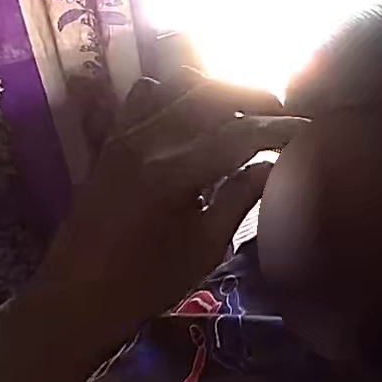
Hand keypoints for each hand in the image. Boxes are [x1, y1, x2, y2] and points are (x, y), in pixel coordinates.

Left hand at [25, 70, 306, 353]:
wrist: (73, 298)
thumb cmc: (144, 285)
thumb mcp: (204, 249)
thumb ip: (240, 198)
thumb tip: (271, 163)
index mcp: (175, 172)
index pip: (241, 134)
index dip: (279, 128)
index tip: (308, 128)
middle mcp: (151, 140)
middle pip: (213, 93)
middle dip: (254, 97)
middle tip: (280, 115)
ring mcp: (127, 133)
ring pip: (180, 84)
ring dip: (218, 89)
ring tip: (241, 111)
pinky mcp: (113, 138)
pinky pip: (146, 94)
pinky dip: (175, 93)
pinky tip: (191, 114)